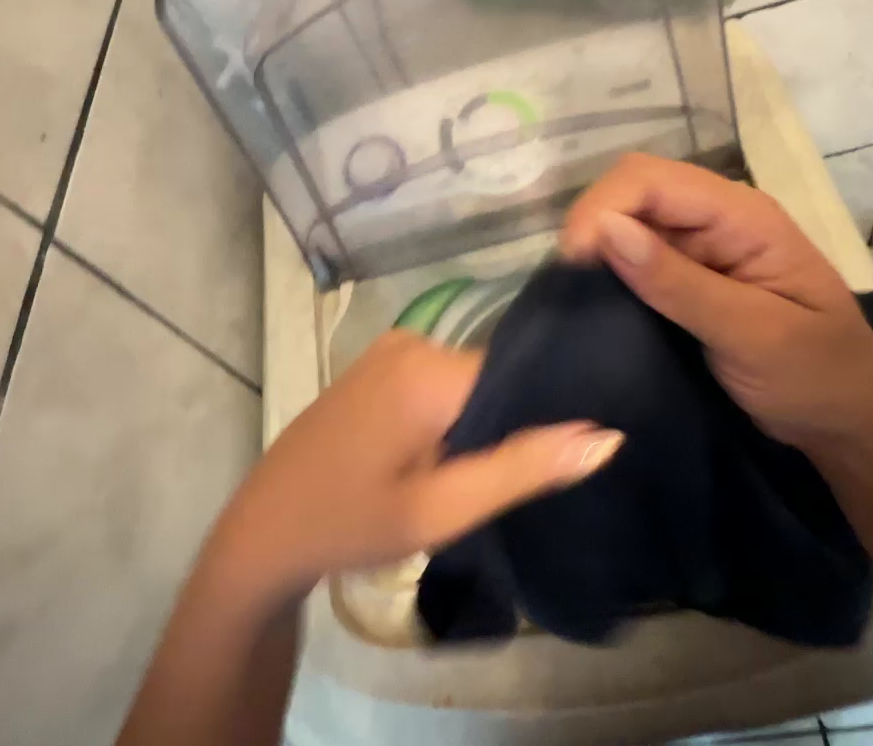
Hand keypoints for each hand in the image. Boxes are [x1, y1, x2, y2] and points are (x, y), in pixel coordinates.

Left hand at [204, 331, 622, 609]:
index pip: (519, 372)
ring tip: (495, 468)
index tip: (577, 448)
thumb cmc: (352, 523)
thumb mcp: (443, 508)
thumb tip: (606, 437)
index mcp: (428, 370)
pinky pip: (439, 379)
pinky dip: (455, 411)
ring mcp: (390, 350)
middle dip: (514, 419)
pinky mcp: (378, 364)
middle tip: (532, 473)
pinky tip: (455, 452)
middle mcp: (412, 343)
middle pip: (494, 374)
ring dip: (483, 419)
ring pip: (468, 379)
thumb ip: (523, 469)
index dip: (549, 408)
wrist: (267, 529)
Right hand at [560, 154, 872, 448]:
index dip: (602, 208)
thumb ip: (679, 283)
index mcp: (742, 215)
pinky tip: (598, 299)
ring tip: (577, 292)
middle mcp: (717, 216)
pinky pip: (636, 254)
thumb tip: (606, 230)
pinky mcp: (688, 274)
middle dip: (594, 223)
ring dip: (598, 247)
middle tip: (570, 283)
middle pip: (634, 188)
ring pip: (629, 219)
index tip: (573, 265)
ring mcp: (702, 245)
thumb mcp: (753, 333)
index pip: (651, 179)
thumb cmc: (817, 376)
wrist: (849, 422)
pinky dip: (610, 270)